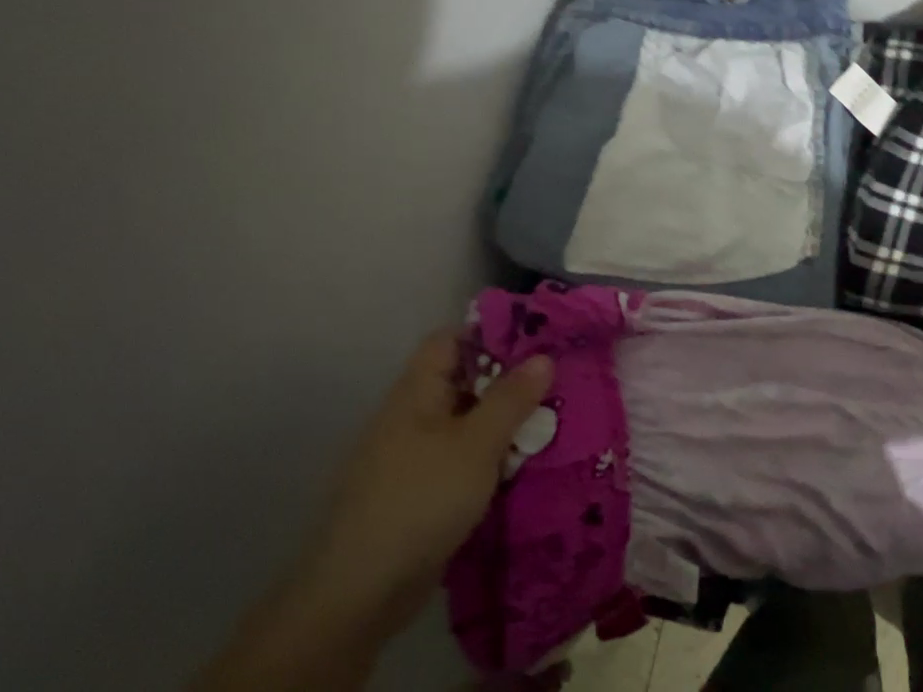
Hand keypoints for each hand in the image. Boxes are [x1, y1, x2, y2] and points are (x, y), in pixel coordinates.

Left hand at [306, 331, 553, 634]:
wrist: (360, 590)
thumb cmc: (420, 500)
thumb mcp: (477, 444)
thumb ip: (511, 398)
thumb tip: (543, 357)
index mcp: (416, 395)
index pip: (449, 340)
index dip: (491, 331)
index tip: (541, 337)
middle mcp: (411, 418)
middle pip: (464, 380)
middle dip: (511, 380)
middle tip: (562, 382)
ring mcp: (413, 456)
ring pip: (468, 422)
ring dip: (507, 422)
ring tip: (555, 423)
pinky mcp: (422, 492)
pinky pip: (465, 458)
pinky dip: (495, 456)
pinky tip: (525, 466)